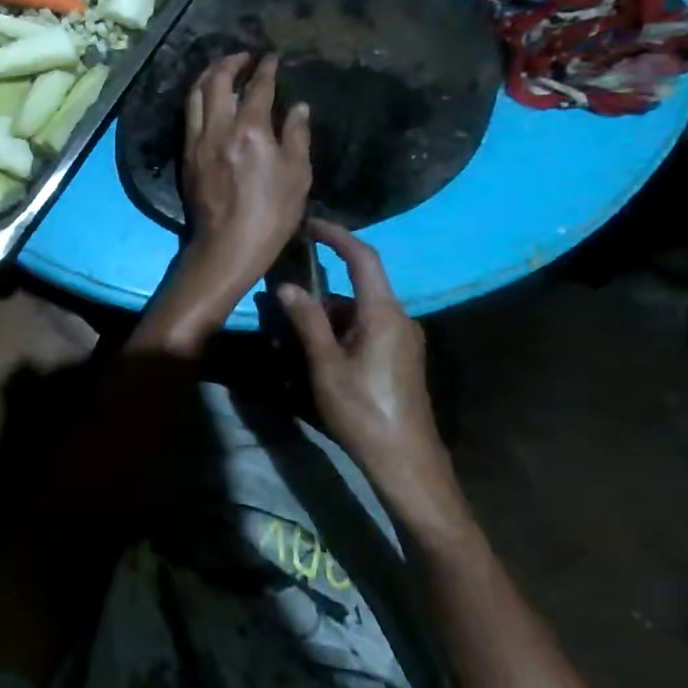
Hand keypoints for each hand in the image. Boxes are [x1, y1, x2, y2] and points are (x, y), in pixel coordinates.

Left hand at [181, 53, 312, 288]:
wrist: (228, 244)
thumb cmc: (272, 213)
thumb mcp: (298, 175)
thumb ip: (296, 135)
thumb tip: (297, 106)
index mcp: (250, 131)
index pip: (257, 88)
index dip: (265, 69)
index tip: (270, 57)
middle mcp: (218, 129)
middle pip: (216, 82)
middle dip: (229, 62)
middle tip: (243, 56)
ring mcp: (197, 141)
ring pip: (195, 96)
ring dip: (208, 76)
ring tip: (221, 69)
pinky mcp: (187, 155)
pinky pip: (189, 115)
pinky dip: (198, 98)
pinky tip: (207, 98)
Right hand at [276, 220, 462, 525]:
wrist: (406, 462)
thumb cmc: (364, 410)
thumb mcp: (326, 365)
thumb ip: (307, 321)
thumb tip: (287, 285)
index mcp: (384, 314)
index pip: (363, 258)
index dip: (337, 235)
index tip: (309, 224)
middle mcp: (398, 318)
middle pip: (353, 288)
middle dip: (317, 294)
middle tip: (281, 309)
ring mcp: (402, 338)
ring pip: (355, 312)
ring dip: (324, 319)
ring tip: (292, 344)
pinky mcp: (399, 356)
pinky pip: (364, 329)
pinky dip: (338, 334)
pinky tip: (316, 358)